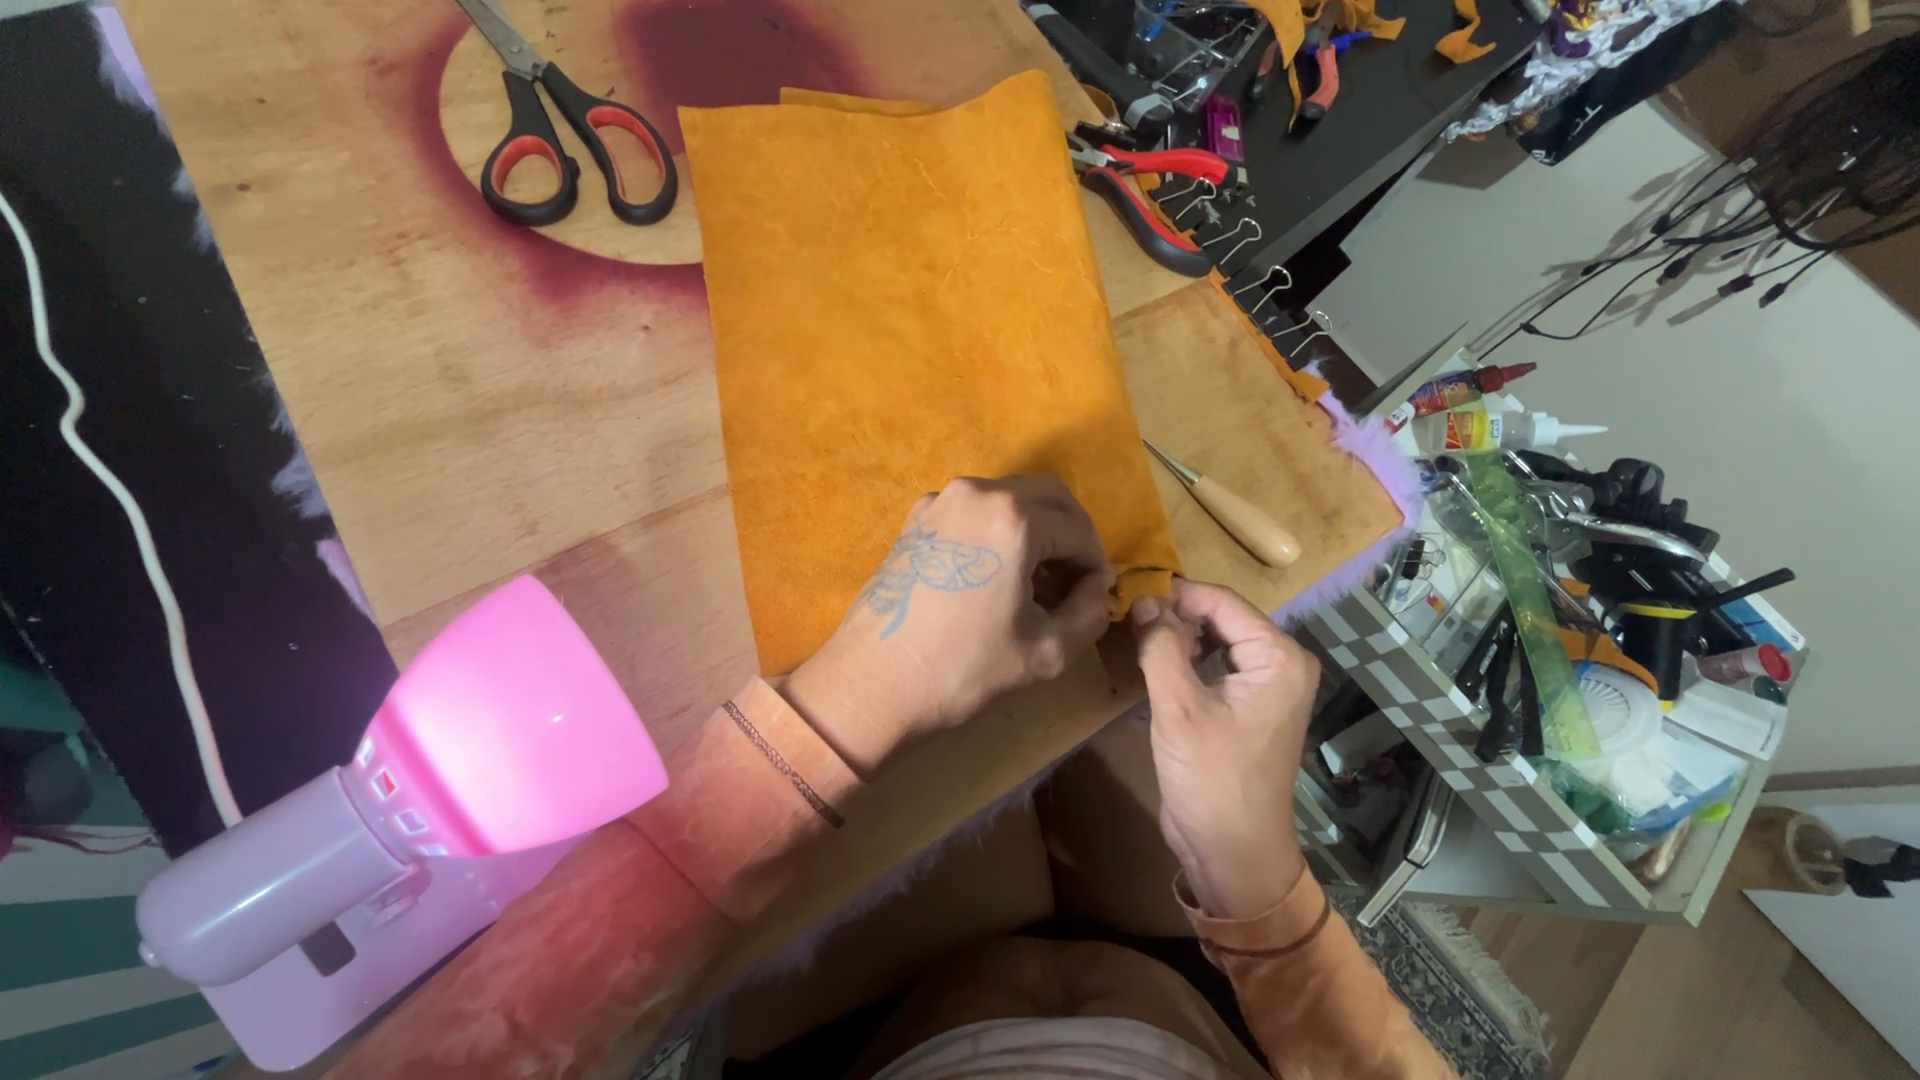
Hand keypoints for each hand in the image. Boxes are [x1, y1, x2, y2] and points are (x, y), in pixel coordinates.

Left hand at [783, 475, 1115, 775]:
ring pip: (1011, 499)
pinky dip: (998, 532)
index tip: (1095, 597)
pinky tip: (995, 577)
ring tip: (1036, 583)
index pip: (1079, 531)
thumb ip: (1090, 612)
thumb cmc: (963, 669)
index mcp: (1013, 518)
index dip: (1096, 566)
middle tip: (1074, 580)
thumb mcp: (1048, 651)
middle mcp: (977, 492)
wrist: (874, 683)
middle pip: (1049, 496)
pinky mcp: (916, 518)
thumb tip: (1094, 588)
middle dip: (1071, 535)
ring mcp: (940, 500)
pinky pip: (975, 510)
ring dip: (1036, 531)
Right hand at [1132, 579, 1318, 918]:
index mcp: (1279, 657)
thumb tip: (1143, 600)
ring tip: (1138, 640)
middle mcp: (1281, 663)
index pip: (1222, 602)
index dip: (1175, 594)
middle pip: (1221, 616)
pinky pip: (1216, 663)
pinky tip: (1157, 665)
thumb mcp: (1179, 708)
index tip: (1128, 593)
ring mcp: (1266, 684)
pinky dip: (1186, 658)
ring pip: (1216, 638)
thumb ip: (1161, 646)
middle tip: (1129, 619)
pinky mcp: (1248, 704)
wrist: (1233, 850)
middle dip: (1176, 614)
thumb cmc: (1212, 779)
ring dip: (1178, 635)